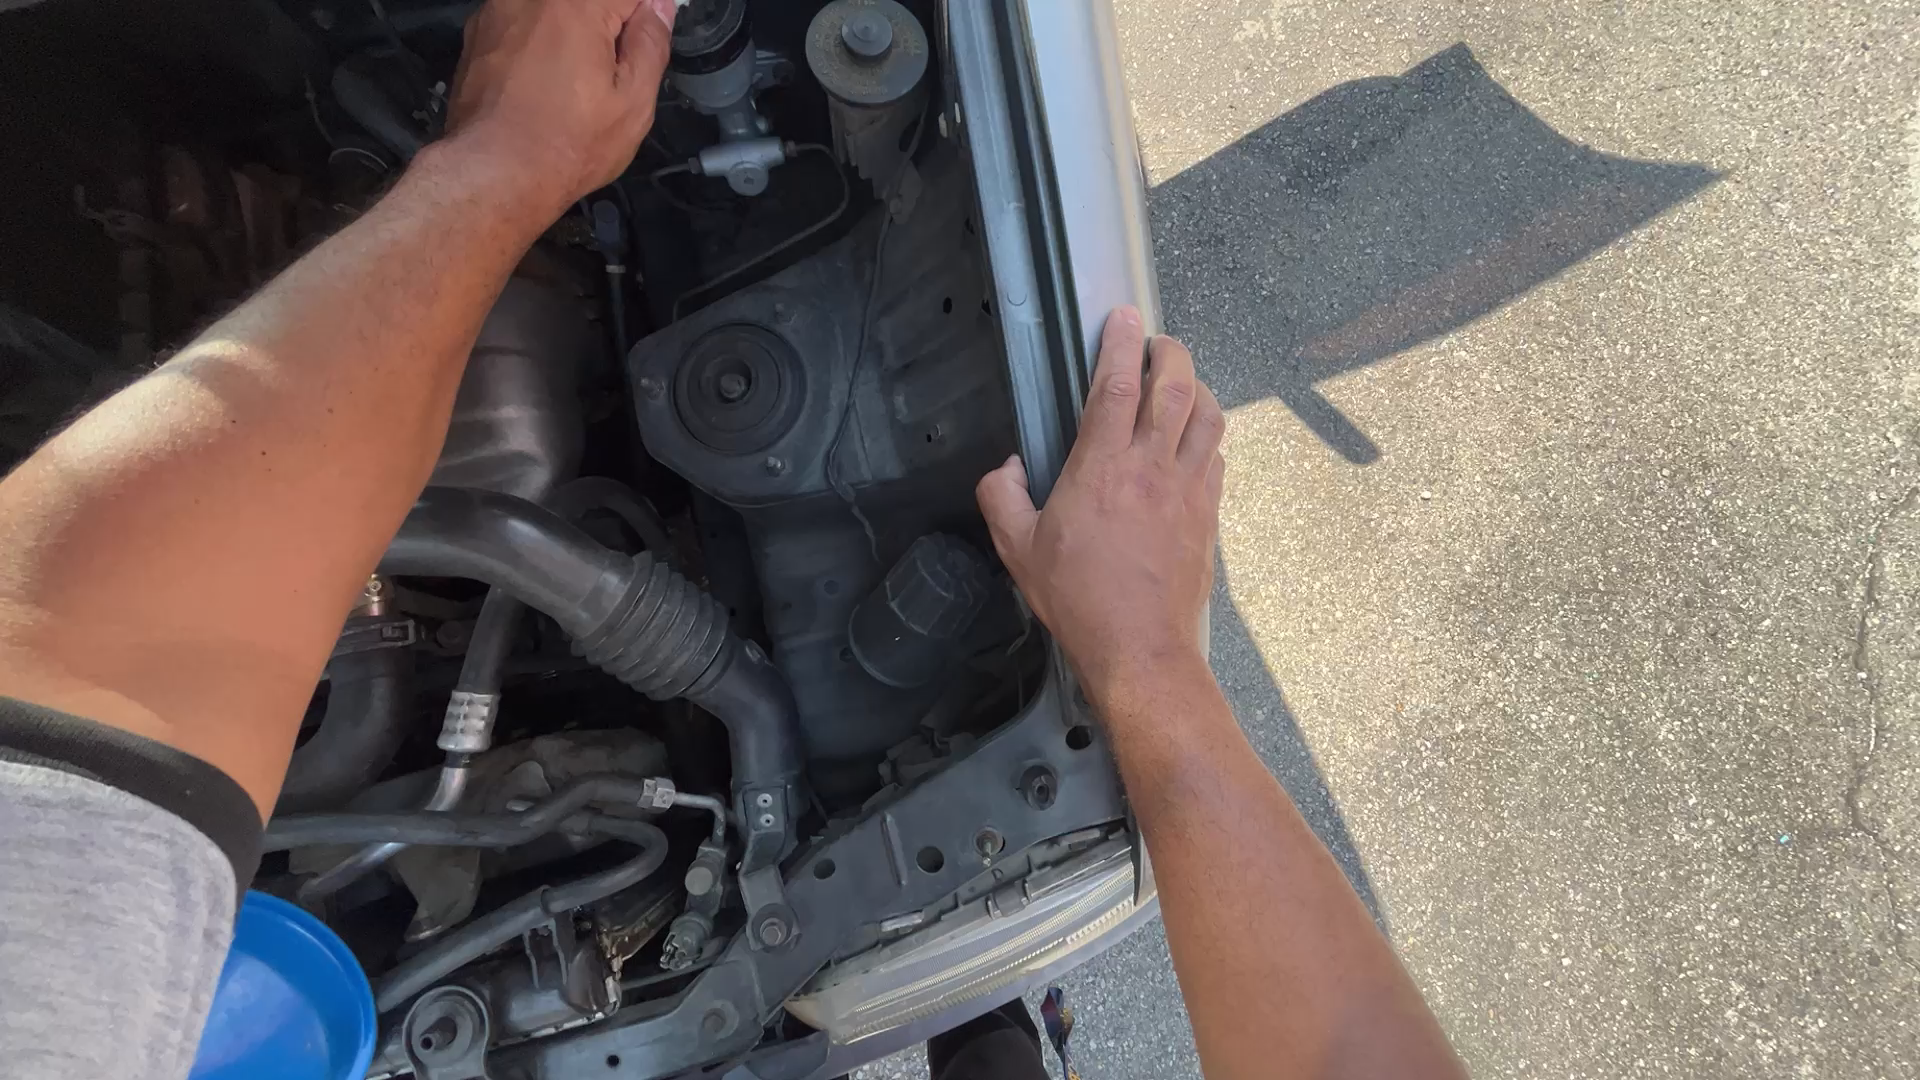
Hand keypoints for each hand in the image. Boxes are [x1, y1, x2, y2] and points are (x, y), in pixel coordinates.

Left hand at [442, 0, 676, 214]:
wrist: (500, 167)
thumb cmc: (569, 143)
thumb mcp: (633, 104)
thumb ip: (651, 45)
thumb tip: (660, 7)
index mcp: (579, 5)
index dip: (648, 15)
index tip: (649, 41)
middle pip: (589, 2)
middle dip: (611, 26)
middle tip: (615, 72)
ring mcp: (502, 6)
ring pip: (556, 10)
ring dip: (575, 34)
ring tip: (579, 84)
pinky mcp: (482, 28)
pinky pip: (526, 20)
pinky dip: (544, 41)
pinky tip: (549, 84)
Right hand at [976, 306, 1224, 698]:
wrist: (1139, 647)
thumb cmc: (1077, 598)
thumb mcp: (1018, 549)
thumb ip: (1001, 497)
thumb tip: (1008, 467)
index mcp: (1101, 468)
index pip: (1116, 386)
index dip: (1119, 343)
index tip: (1121, 316)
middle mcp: (1152, 467)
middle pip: (1175, 386)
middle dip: (1169, 351)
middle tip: (1155, 341)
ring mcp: (1188, 488)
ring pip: (1208, 415)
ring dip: (1197, 386)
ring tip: (1180, 382)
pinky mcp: (1208, 513)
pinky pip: (1217, 456)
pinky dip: (1208, 433)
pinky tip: (1194, 440)